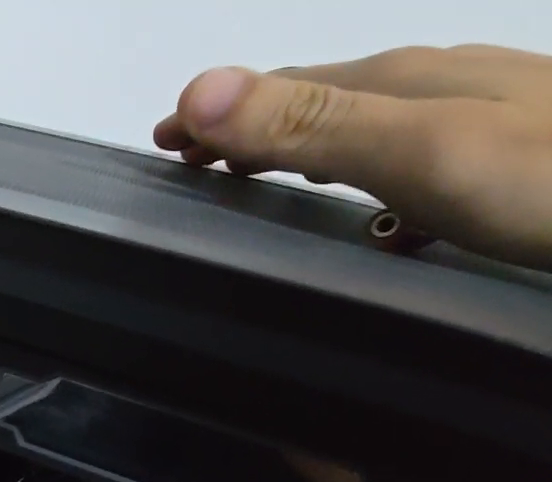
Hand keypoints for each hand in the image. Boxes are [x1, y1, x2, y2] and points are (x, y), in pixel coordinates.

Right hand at [152, 46, 551, 268]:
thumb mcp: (418, 152)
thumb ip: (310, 124)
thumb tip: (198, 90)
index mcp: (405, 80)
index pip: (280, 86)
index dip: (213, 113)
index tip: (161, 146)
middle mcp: (441, 85)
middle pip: (322, 98)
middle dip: (248, 128)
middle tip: (196, 165)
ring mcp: (485, 116)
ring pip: (366, 126)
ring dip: (302, 150)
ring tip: (262, 183)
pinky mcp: (515, 156)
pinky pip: (409, 158)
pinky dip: (362, 177)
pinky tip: (374, 208)